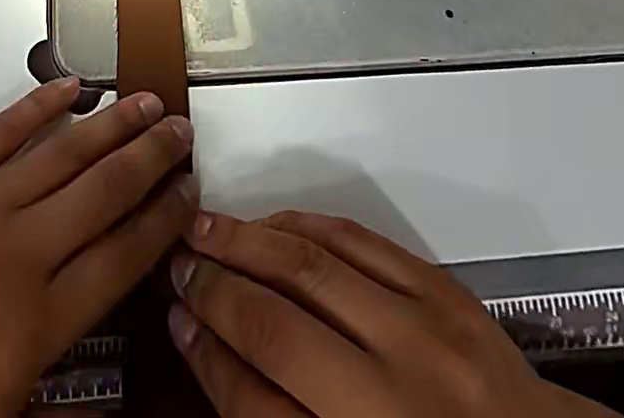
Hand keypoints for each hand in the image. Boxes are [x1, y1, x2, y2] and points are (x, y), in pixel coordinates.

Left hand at [0, 78, 197, 417]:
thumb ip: (49, 370)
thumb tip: (88, 331)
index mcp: (36, 325)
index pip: (125, 254)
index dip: (164, 218)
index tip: (188, 193)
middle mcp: (18, 256)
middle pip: (106, 190)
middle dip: (152, 158)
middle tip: (182, 131)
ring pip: (64, 152)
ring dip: (111, 123)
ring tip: (146, 102)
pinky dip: (37, 108)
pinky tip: (67, 90)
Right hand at [167, 212, 617, 417]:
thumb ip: (269, 413)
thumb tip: (204, 344)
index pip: (260, 398)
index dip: (208, 350)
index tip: (176, 312)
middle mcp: (403, 394)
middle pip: (281, 320)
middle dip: (218, 281)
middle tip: (179, 256)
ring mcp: (432, 333)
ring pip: (315, 264)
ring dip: (251, 240)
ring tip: (209, 227)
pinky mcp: (447, 290)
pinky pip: (360, 240)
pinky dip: (305, 225)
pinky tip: (273, 224)